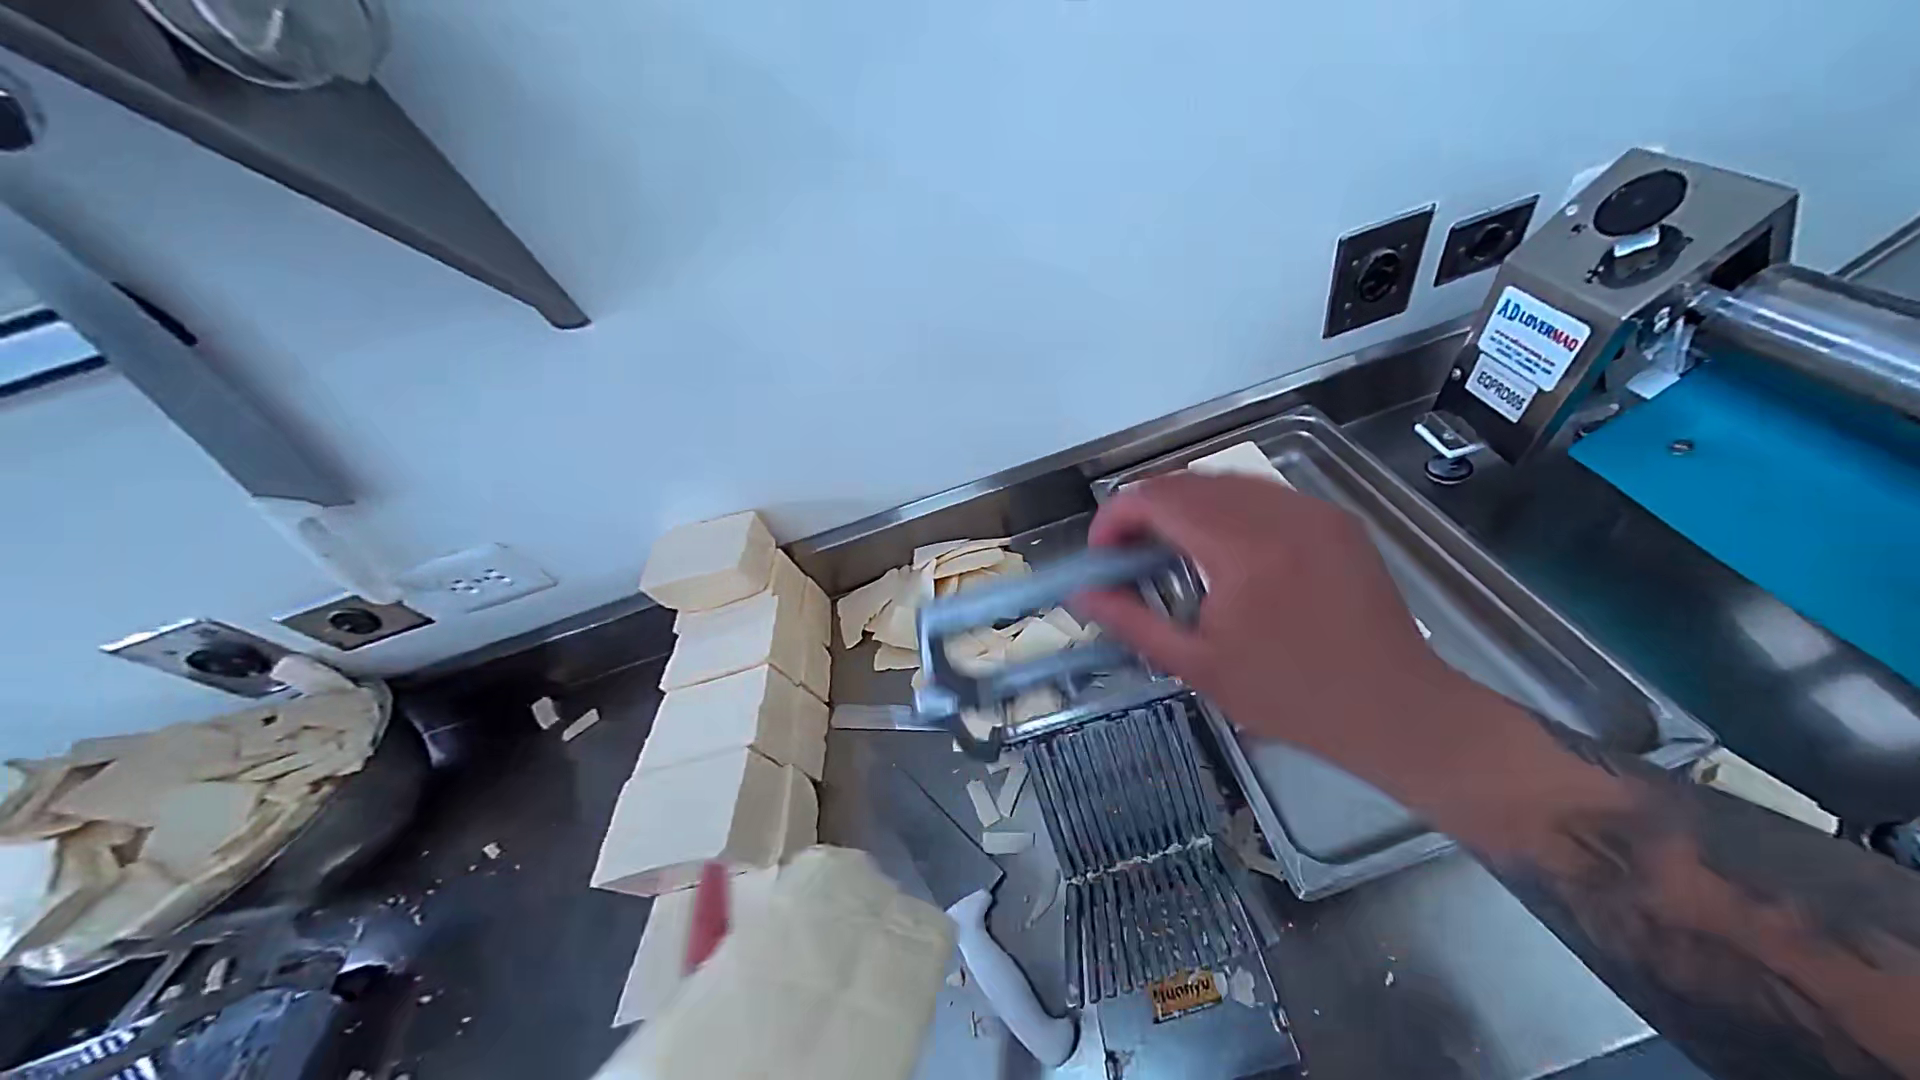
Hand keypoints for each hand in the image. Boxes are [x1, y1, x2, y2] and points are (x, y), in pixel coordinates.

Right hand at [1073, 472, 1506, 786]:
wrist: (1397, 711)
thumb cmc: (1291, 698)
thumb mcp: (1197, 666)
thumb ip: (1131, 621)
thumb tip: (1081, 594)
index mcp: (1242, 549)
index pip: (1157, 499)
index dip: (1115, 517)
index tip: (1102, 552)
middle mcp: (1279, 514)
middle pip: (1187, 481)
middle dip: (1143, 509)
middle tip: (1127, 554)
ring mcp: (1313, 511)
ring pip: (1224, 480)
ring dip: (1182, 505)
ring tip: (1167, 549)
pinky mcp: (1335, 520)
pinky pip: (1262, 493)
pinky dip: (1224, 508)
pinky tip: (1220, 547)